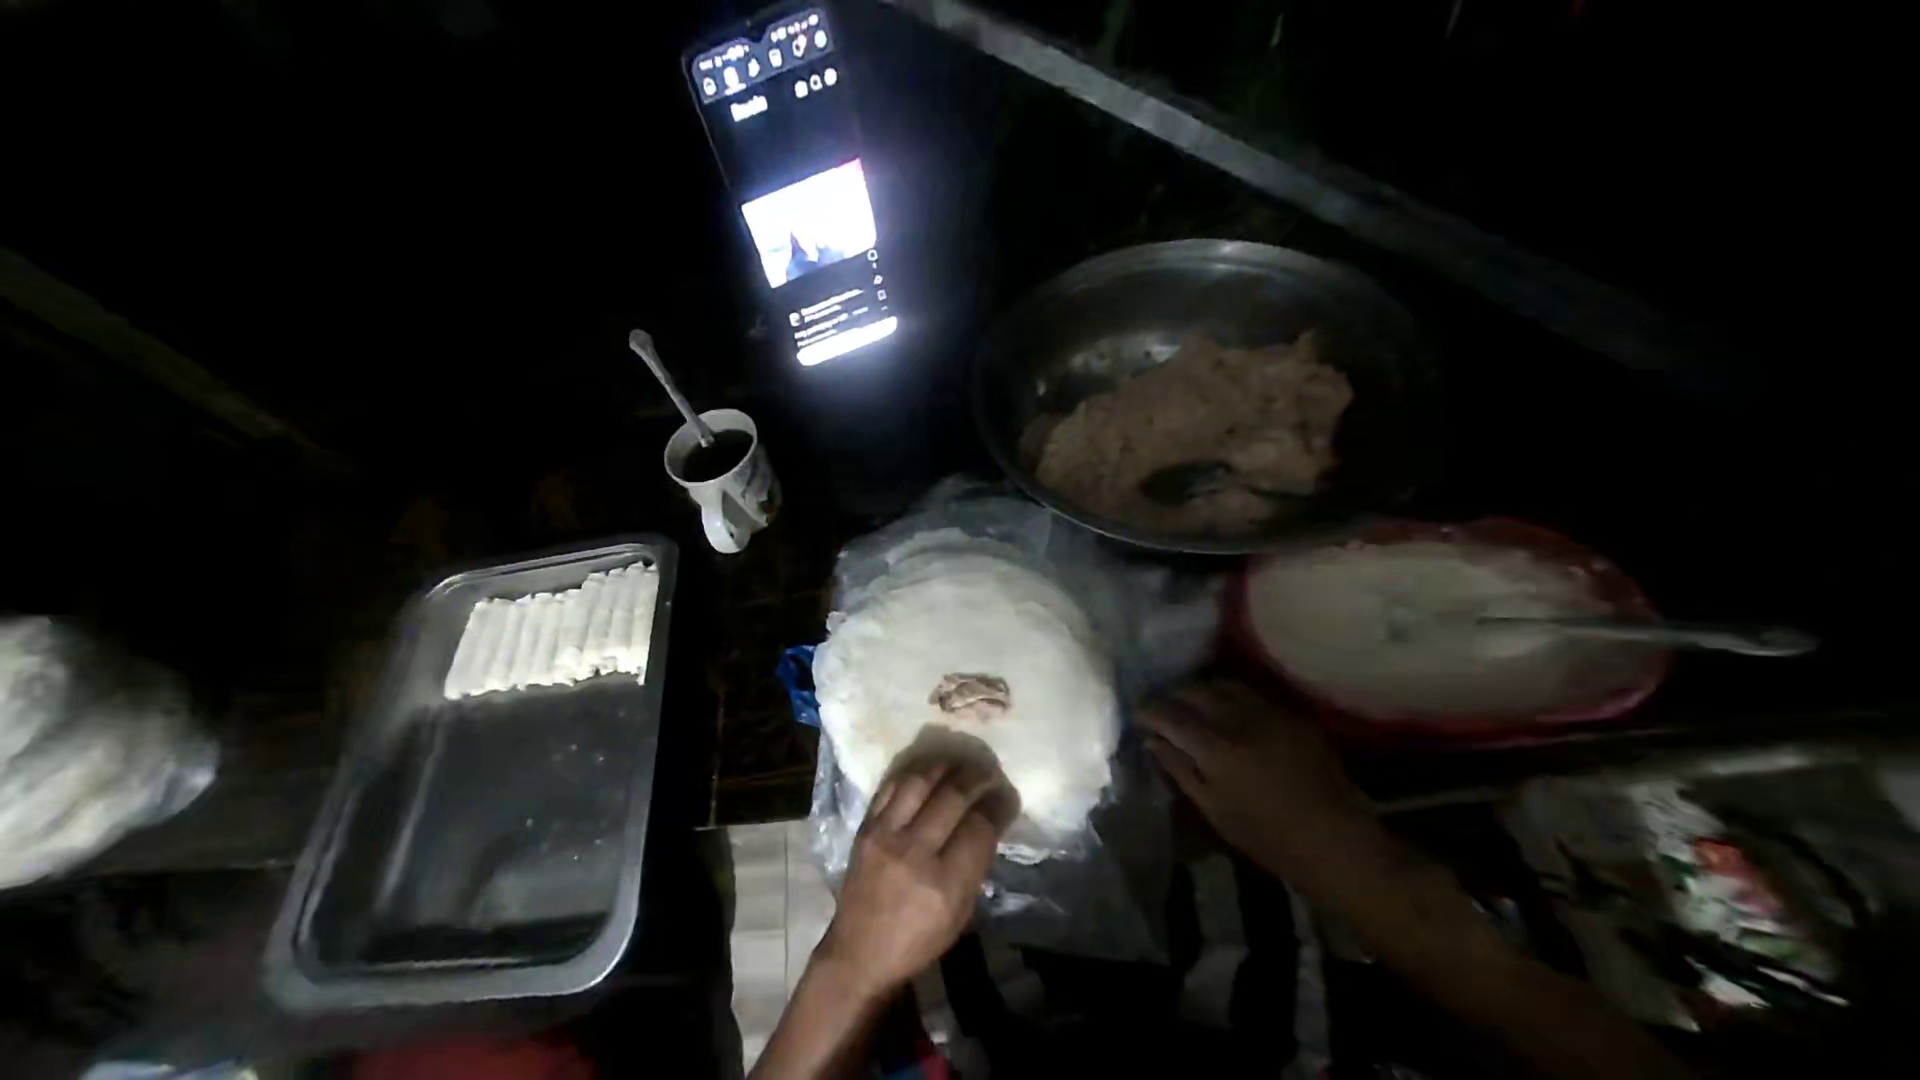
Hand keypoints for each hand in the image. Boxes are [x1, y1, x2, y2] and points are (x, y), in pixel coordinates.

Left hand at [819, 758, 1018, 998]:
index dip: (999, 805)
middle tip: (990, 771)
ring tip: (961, 763)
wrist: (858, 953)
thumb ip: (976, 863)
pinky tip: (929, 769)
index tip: (1008, 795)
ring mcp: (884, 836)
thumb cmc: (918, 940)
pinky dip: (914, 773)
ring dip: (946, 766)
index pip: (979, 827)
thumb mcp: (960, 912)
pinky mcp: (865, 828)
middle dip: (978, 778)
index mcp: (944, 885)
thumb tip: (990, 818)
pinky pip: (891, 787)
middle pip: (952, 797)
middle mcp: (913, 853)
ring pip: (920, 782)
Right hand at [1145, 680, 1382, 887]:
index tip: (1138, 714)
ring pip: (1225, 684)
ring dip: (1202, 690)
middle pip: (1196, 690)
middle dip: (1173, 695)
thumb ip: (1180, 768)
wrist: (1337, 842)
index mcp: (1217, 747)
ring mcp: (1271, 713)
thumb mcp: (1213, 809)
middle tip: (1162, 708)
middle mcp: (1241, 719)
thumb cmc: (1267, 837)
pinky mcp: (1294, 716)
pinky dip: (1231, 698)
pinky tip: (1229, 713)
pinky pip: (1253, 696)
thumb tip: (1154, 740)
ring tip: (1192, 703)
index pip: (1170, 715)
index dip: (1149, 711)